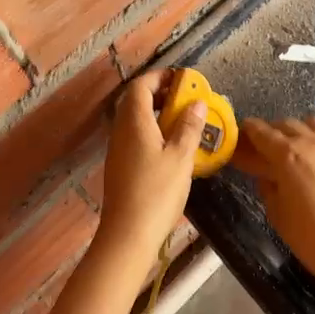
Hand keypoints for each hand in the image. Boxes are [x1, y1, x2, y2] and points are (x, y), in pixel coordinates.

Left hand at [98, 71, 205, 256]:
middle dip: (160, 94)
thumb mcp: (181, 158)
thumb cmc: (156, 192)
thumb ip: (189, 127)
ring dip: (156, 114)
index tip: (181, 79)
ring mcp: (117, 150)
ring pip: (134, 121)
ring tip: (182, 122)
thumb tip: (197, 103)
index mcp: (134, 122)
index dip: (159, 77)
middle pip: (136, 101)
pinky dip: (151, 132)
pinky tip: (170, 148)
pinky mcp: (119, 167)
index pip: (141, 86)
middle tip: (184, 100)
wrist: (127, 236)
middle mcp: (121, 131)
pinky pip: (134, 137)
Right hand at [232, 117, 314, 278]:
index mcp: (287, 155)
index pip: (263, 133)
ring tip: (297, 145)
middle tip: (267, 145)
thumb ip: (268, 189)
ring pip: (313, 123)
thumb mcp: (277, 214)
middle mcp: (311, 142)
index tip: (243, 130)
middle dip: (273, 131)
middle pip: (287, 124)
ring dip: (300, 129)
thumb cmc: (310, 237)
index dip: (250, 129)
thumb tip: (268, 177)